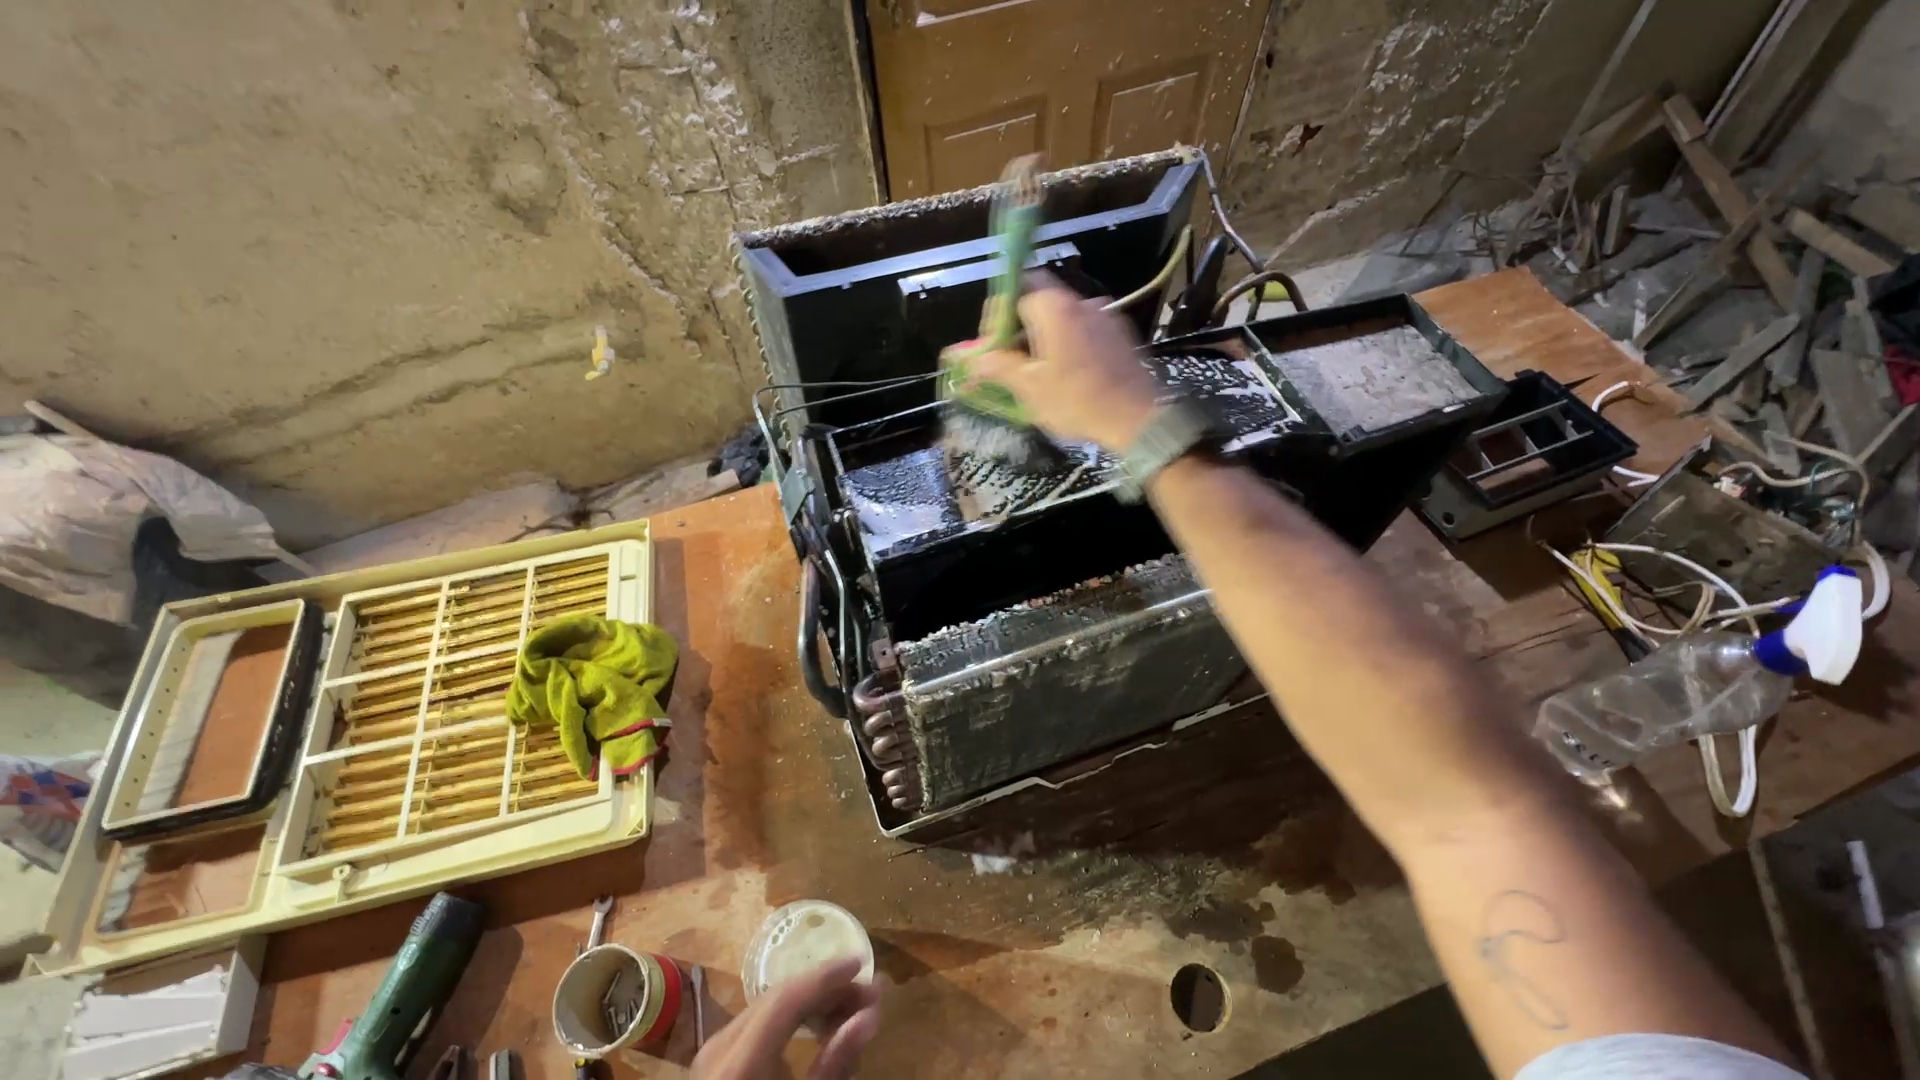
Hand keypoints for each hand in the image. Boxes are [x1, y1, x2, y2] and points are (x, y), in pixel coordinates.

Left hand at [691, 958, 881, 1079]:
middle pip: (777, 998)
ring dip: (810, 1004)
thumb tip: (870, 1014)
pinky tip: (818, 1029)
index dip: (826, 977)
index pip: (786, 999)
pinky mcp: (713, 1063)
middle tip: (868, 994)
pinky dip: (790, 1021)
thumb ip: (836, 1063)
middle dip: (826, 990)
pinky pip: (756, 1026)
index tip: (862, 963)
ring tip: (851, 1012)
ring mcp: (710, 1054)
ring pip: (767, 1008)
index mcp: (739, 1064)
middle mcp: (718, 1048)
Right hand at [961, 273, 1161, 451]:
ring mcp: (1105, 317)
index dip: (996, 318)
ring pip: (1062, 320)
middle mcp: (1081, 302)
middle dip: (1018, 332)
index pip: (1013, 290)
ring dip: (1043, 341)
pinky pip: (1084, 332)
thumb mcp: (1029, 387)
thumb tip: (965, 356)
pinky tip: (1068, 377)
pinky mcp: (1121, 336)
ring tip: (1038, 376)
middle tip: (1010, 366)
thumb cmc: (1078, 401)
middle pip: (1037, 303)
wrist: (1138, 420)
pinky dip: (1069, 347)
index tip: (991, 349)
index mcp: (1054, 307)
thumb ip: (995, 365)